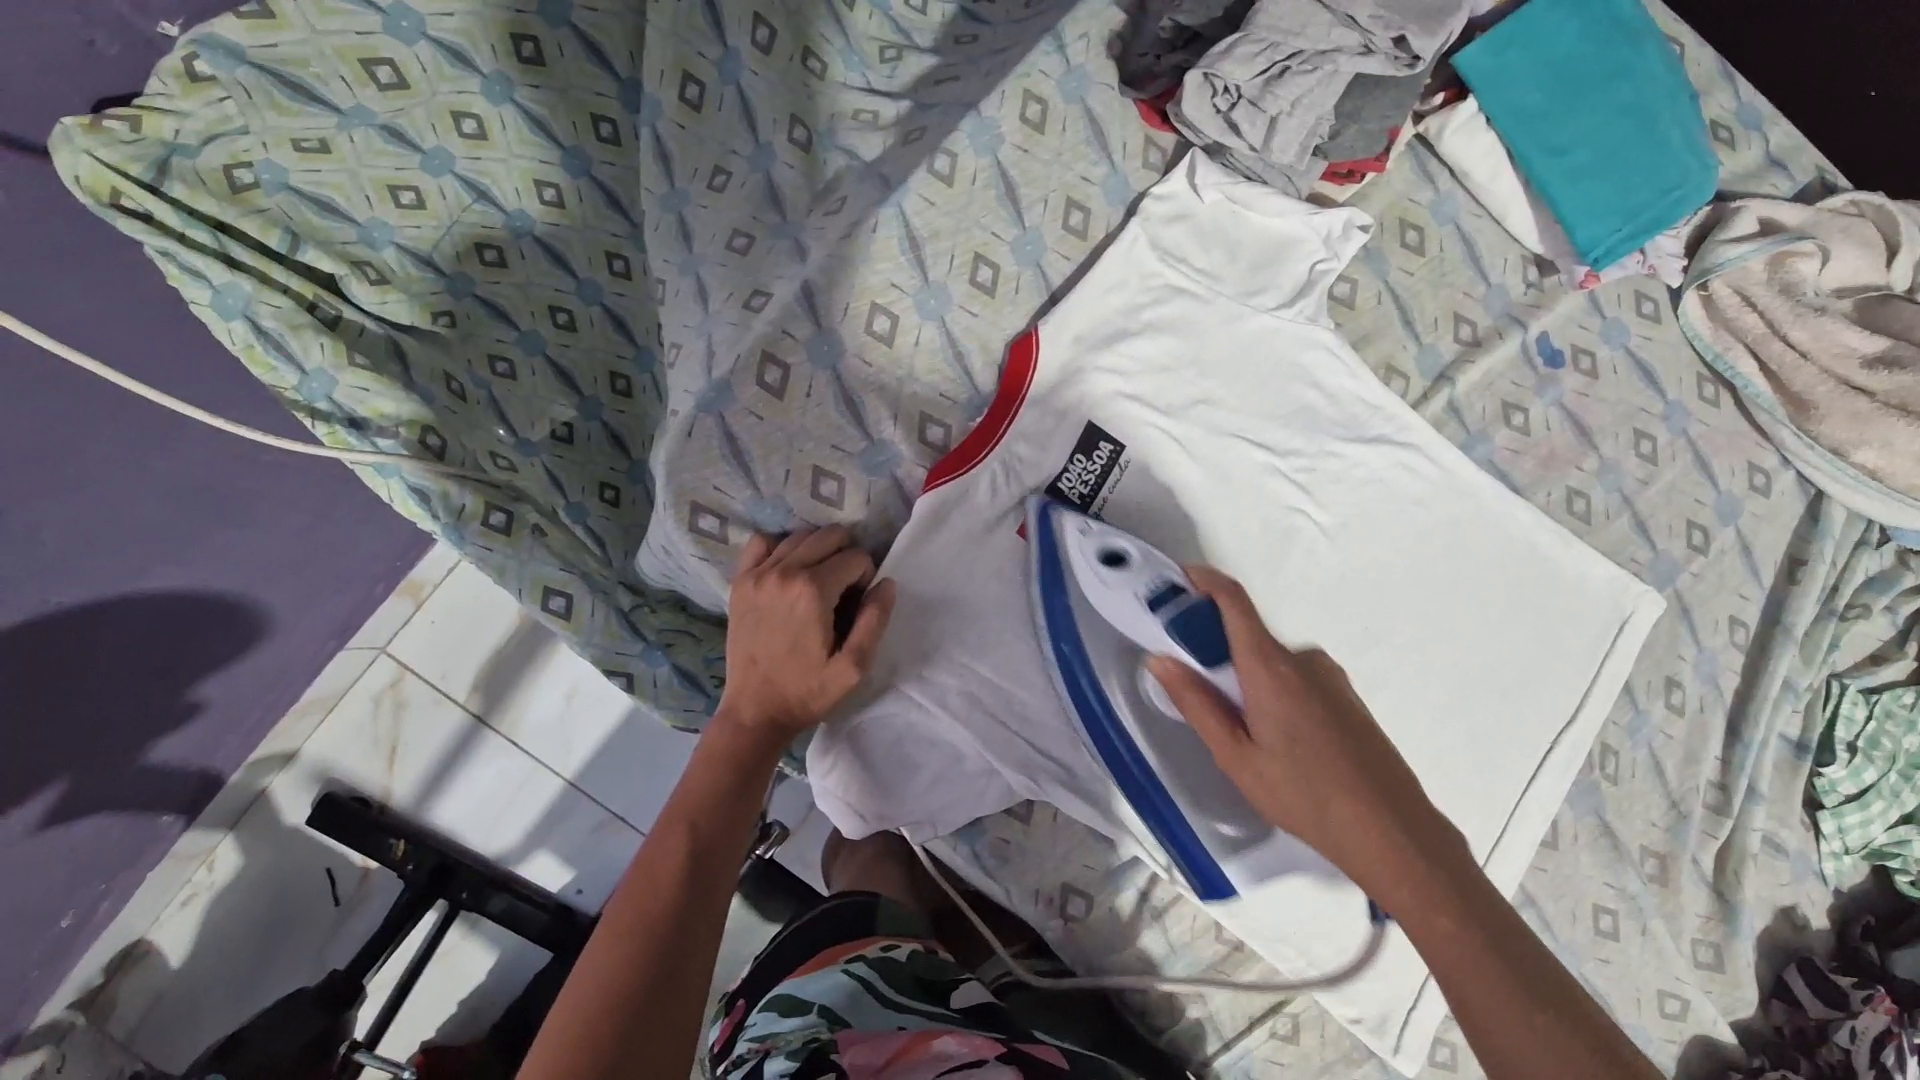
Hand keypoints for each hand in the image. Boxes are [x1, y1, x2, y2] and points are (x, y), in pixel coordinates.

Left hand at [718, 526, 896, 739]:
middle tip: (844, 589)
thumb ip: (874, 621)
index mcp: (813, 591)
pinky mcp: (740, 582)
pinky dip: (780, 547)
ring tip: (820, 581)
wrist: (755, 710)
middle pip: (829, 536)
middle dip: (846, 556)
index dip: (866, 577)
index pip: (856, 557)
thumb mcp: (854, 668)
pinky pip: (762, 543)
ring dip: (818, 551)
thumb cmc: (807, 692)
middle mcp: (784, 572)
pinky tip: (788, 570)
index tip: (858, 604)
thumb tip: (886, 584)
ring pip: (800, 535)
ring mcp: (757, 574)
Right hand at [1146, 567, 1459, 888]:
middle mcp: (1303, 659)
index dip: (1203, 581)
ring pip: (1272, 664)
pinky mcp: (1347, 697)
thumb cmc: (1303, 794)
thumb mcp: (1236, 756)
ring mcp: (1330, 677)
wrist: (1390, 829)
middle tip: (1200, 700)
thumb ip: (1197, 704)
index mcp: (1270, 667)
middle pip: (1248, 638)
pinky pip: (1296, 680)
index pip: (1233, 602)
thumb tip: (1161, 660)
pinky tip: (1282, 745)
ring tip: (1247, 739)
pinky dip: (1274, 694)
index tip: (1177, 581)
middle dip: (1216, 655)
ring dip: (1248, 682)